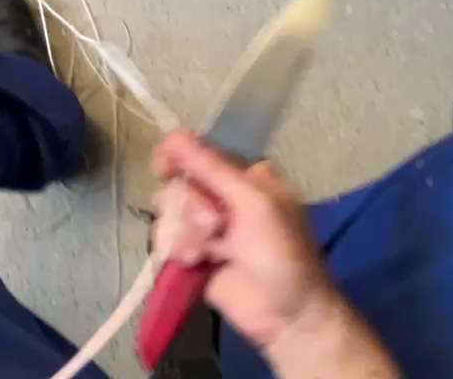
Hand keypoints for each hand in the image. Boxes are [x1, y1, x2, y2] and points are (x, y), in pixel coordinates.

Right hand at [149, 130, 334, 353]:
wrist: (288, 319)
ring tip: (206, 251)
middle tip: (213, 224)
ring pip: (169, 207)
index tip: (164, 166)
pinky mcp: (193, 251)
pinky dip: (177, 246)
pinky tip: (194, 261)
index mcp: (243, 176)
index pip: (199, 150)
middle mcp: (222, 195)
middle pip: (179, 179)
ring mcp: (206, 224)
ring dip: (184, 228)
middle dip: (190, 203)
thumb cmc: (282, 255)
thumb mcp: (254, 203)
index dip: (177, 153)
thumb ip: (212, 168)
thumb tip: (175, 134)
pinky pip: (166, 235)